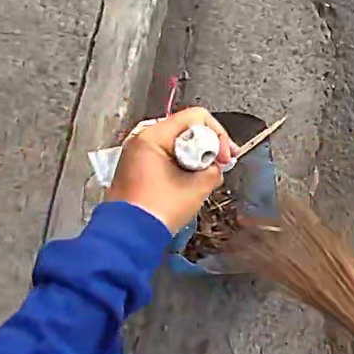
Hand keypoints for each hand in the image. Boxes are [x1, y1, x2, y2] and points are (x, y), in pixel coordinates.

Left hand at [105, 107, 234, 233]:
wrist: (128, 236)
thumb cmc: (159, 210)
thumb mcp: (196, 188)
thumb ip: (213, 169)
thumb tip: (217, 165)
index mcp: (153, 136)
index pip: (195, 117)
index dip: (217, 134)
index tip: (225, 158)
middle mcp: (141, 139)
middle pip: (185, 128)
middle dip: (207, 145)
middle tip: (222, 164)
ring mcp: (136, 152)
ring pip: (175, 142)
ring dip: (195, 155)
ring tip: (209, 174)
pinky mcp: (136, 167)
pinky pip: (164, 155)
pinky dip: (180, 163)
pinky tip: (191, 179)